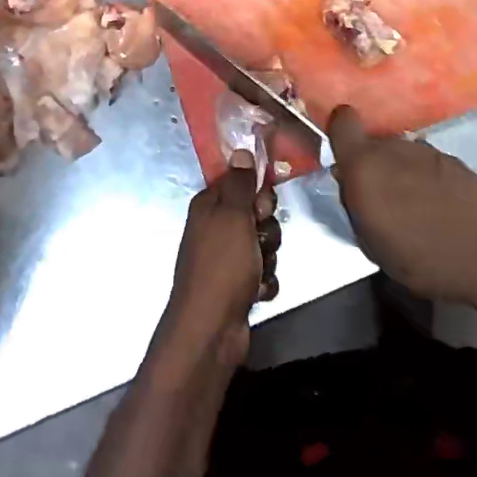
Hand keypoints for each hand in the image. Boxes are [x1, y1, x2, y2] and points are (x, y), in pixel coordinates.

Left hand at [162, 150, 278, 361]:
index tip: (261, 208)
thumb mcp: (232, 216)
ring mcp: (226, 257)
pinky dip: (264, 283)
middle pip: (257, 215)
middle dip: (267, 230)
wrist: (211, 326)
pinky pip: (264, 273)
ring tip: (255, 272)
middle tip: (257, 241)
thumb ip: (239, 184)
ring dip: (267, 259)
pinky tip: (255, 292)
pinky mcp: (237, 283)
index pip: (241, 183)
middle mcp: (215, 226)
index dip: (257, 195)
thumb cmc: (221, 265)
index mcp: (209, 205)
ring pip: (264, 245)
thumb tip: (240, 150)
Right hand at [328, 105, 476, 305]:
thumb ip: (354, 205)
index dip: (341, 131)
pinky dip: (429, 181)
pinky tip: (442, 210)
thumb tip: (351, 184)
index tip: (345, 156)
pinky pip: (429, 165)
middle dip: (373, 165)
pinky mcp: (456, 162)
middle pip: (373, 144)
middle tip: (382, 199)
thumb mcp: (371, 242)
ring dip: (401, 173)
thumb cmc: (422, 257)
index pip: (343, 121)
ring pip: (401, 155)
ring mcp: (427, 152)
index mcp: (363, 164)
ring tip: (416, 208)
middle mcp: (392, 148)